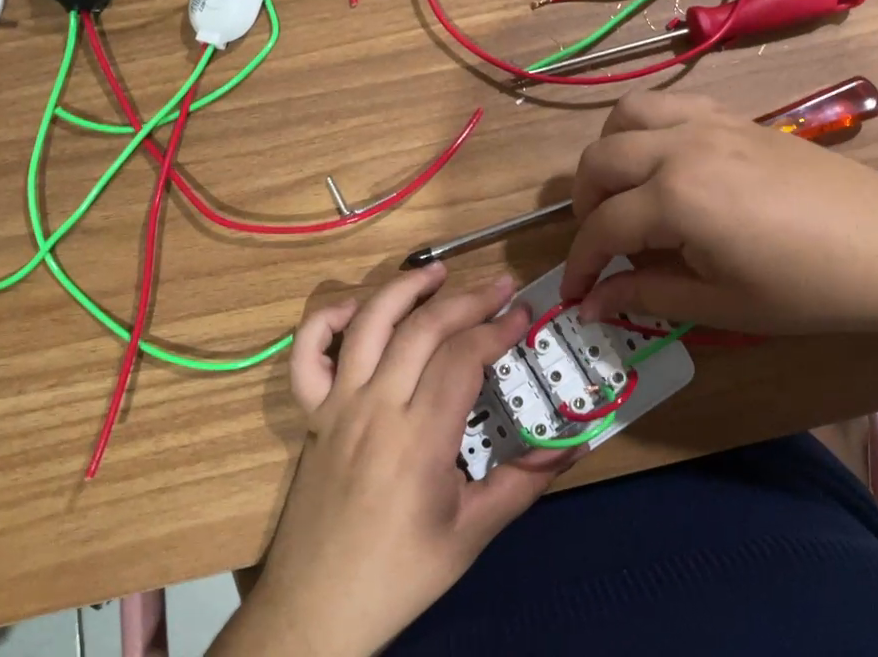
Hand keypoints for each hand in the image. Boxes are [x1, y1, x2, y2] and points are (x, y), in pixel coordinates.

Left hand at [212, 264, 574, 656]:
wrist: (318, 606)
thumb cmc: (401, 573)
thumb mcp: (472, 534)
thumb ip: (522, 484)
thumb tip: (570, 445)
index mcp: (419, 439)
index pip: (462, 358)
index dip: (497, 329)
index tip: (524, 316)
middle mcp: (375, 408)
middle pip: (423, 328)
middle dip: (467, 298)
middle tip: (501, 285)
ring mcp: (336, 406)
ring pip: (367, 324)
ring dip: (403, 288)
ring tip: (438, 271)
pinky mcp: (311, 415)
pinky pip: (307, 354)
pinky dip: (326, 319)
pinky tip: (358, 309)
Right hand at [561, 91, 877, 334]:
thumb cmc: (807, 288)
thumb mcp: (721, 304)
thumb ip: (646, 293)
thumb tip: (591, 303)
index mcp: (675, 196)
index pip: (602, 226)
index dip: (580, 263)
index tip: (575, 294)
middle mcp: (681, 146)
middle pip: (599, 160)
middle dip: (584, 204)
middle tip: (600, 244)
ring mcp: (709, 122)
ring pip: (627, 115)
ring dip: (610, 153)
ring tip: (624, 193)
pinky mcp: (734, 116)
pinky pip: (669, 105)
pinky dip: (648, 129)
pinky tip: (666, 166)